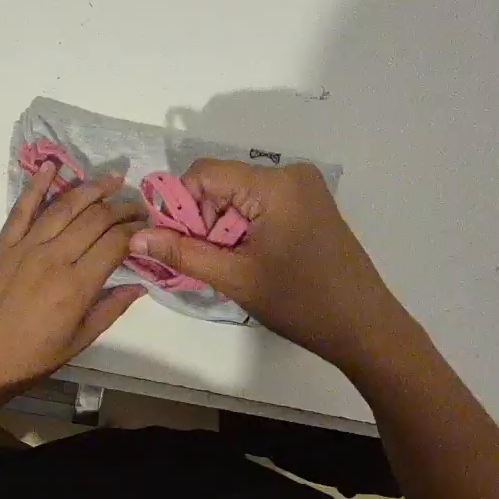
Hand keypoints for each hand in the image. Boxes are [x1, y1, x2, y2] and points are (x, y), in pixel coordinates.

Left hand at [0, 164, 146, 399]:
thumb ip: (110, 309)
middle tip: (136, 205)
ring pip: (64, 207)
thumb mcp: (79, 341)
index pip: (115, 243)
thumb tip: (140, 285)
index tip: (148, 225)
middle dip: (120, 208)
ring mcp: (25, 247)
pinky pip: (22, 209)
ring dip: (90, 189)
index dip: (135, 230)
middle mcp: (53, 258)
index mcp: (76, 285)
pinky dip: (36, 185)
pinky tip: (51, 167)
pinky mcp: (3, 246)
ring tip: (111, 179)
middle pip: (94, 219)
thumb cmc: (32, 358)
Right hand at [127, 159, 411, 369]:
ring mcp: (303, 188)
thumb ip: (182, 253)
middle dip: (203, 221)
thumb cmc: (300, 302)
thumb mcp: (234, 278)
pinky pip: (258, 205)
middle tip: (209, 263)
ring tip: (233, 267)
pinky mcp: (308, 205)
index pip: (203, 173)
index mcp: (274, 184)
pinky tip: (251, 260)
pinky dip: (243, 229)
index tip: (180, 246)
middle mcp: (289, 174)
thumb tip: (135, 237)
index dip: (181, 206)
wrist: (363, 326)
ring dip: (222, 229)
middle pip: (220, 184)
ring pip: (237, 197)